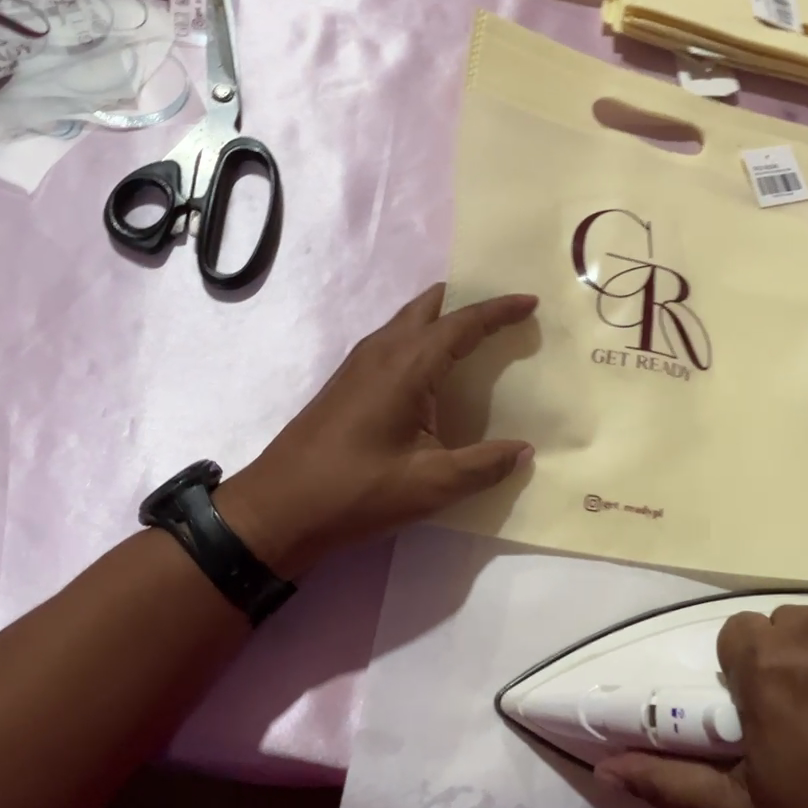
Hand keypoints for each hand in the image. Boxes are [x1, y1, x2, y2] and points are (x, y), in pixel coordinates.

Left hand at [213, 283, 536, 577]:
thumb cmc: (356, 492)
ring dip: (442, 317)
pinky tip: (435, 369)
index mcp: (407, 366)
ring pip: (408, 321)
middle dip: (467, 299)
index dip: (498, 310)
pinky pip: (394, 341)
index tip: (529, 300)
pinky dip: (423, 337)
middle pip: (429, 306)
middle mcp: (382, 351)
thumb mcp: (430, 485)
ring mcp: (359, 364)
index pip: (462, 323)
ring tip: (477, 332)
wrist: (278, 509)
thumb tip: (524, 450)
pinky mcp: (348, 382)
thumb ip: (483, 465)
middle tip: (502, 308)